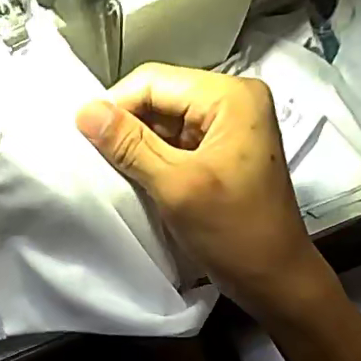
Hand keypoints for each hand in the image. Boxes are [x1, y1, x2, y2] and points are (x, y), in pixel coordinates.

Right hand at [76, 63, 338, 321]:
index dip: (116, 106)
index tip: (85, 138)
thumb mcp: (177, 186)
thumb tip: (85, 112)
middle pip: (161, 99)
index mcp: (231, 98)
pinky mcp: (224, 154)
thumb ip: (130, 145)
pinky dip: (155, 160)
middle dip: (128, 127)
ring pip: (166, 123)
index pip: (155, 82)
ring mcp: (230, 129)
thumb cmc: (236, 234)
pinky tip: (140, 181)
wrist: (274, 278)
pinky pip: (178, 144)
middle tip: (98, 160)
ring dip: (139, 146)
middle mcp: (234, 103)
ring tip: (118, 174)